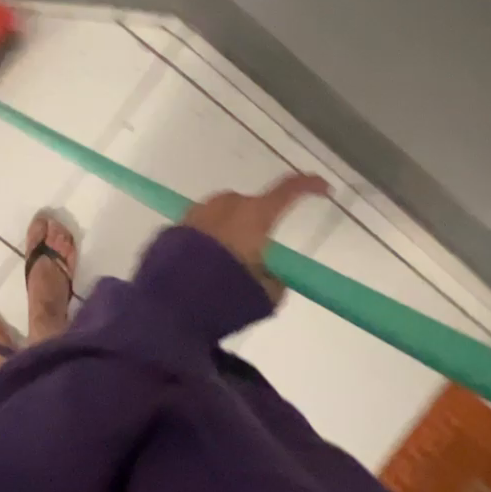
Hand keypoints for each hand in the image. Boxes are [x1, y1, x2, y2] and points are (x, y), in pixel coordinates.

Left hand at [183, 174, 328, 303]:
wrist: (168, 304)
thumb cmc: (224, 297)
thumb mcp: (265, 296)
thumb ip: (275, 279)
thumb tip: (271, 276)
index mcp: (254, 216)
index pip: (288, 190)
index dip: (309, 187)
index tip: (322, 188)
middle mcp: (226, 205)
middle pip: (250, 206)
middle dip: (255, 224)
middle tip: (253, 254)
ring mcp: (196, 213)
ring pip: (221, 215)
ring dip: (227, 231)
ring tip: (222, 265)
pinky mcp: (173, 227)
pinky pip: (199, 228)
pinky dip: (205, 241)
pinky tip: (200, 266)